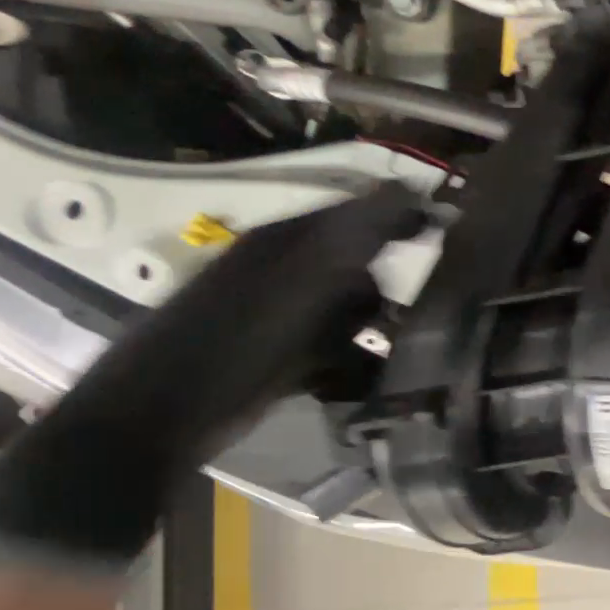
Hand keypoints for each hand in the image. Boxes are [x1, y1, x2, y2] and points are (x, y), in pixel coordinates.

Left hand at [0, 184, 424, 568]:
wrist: (156, 420)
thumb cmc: (234, 338)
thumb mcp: (305, 274)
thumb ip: (359, 232)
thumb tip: (412, 189)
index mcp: (284, 241)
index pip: (360, 211)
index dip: (406, 216)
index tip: (453, 231)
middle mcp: (285, 271)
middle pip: (362, 262)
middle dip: (397, 278)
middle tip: (437, 297)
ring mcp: (282, 316)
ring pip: (354, 306)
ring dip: (383, 322)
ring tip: (412, 342)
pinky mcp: (283, 358)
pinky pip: (340, 347)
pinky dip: (363, 359)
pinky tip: (381, 374)